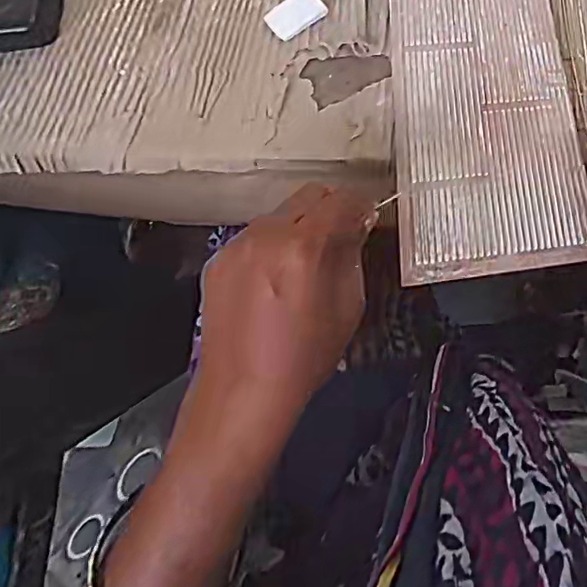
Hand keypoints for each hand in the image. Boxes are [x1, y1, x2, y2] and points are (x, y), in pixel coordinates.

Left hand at [195, 184, 375, 415]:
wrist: (242, 392)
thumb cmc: (302, 357)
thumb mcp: (348, 306)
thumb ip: (352, 255)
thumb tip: (356, 226)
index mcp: (303, 247)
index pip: (341, 199)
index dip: (361, 205)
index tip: (367, 217)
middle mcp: (266, 236)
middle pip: (309, 194)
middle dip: (331, 208)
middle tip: (342, 234)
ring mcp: (237, 245)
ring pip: (281, 212)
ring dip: (300, 225)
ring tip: (306, 262)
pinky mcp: (219, 259)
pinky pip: (256, 236)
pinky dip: (273, 244)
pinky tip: (276, 278)